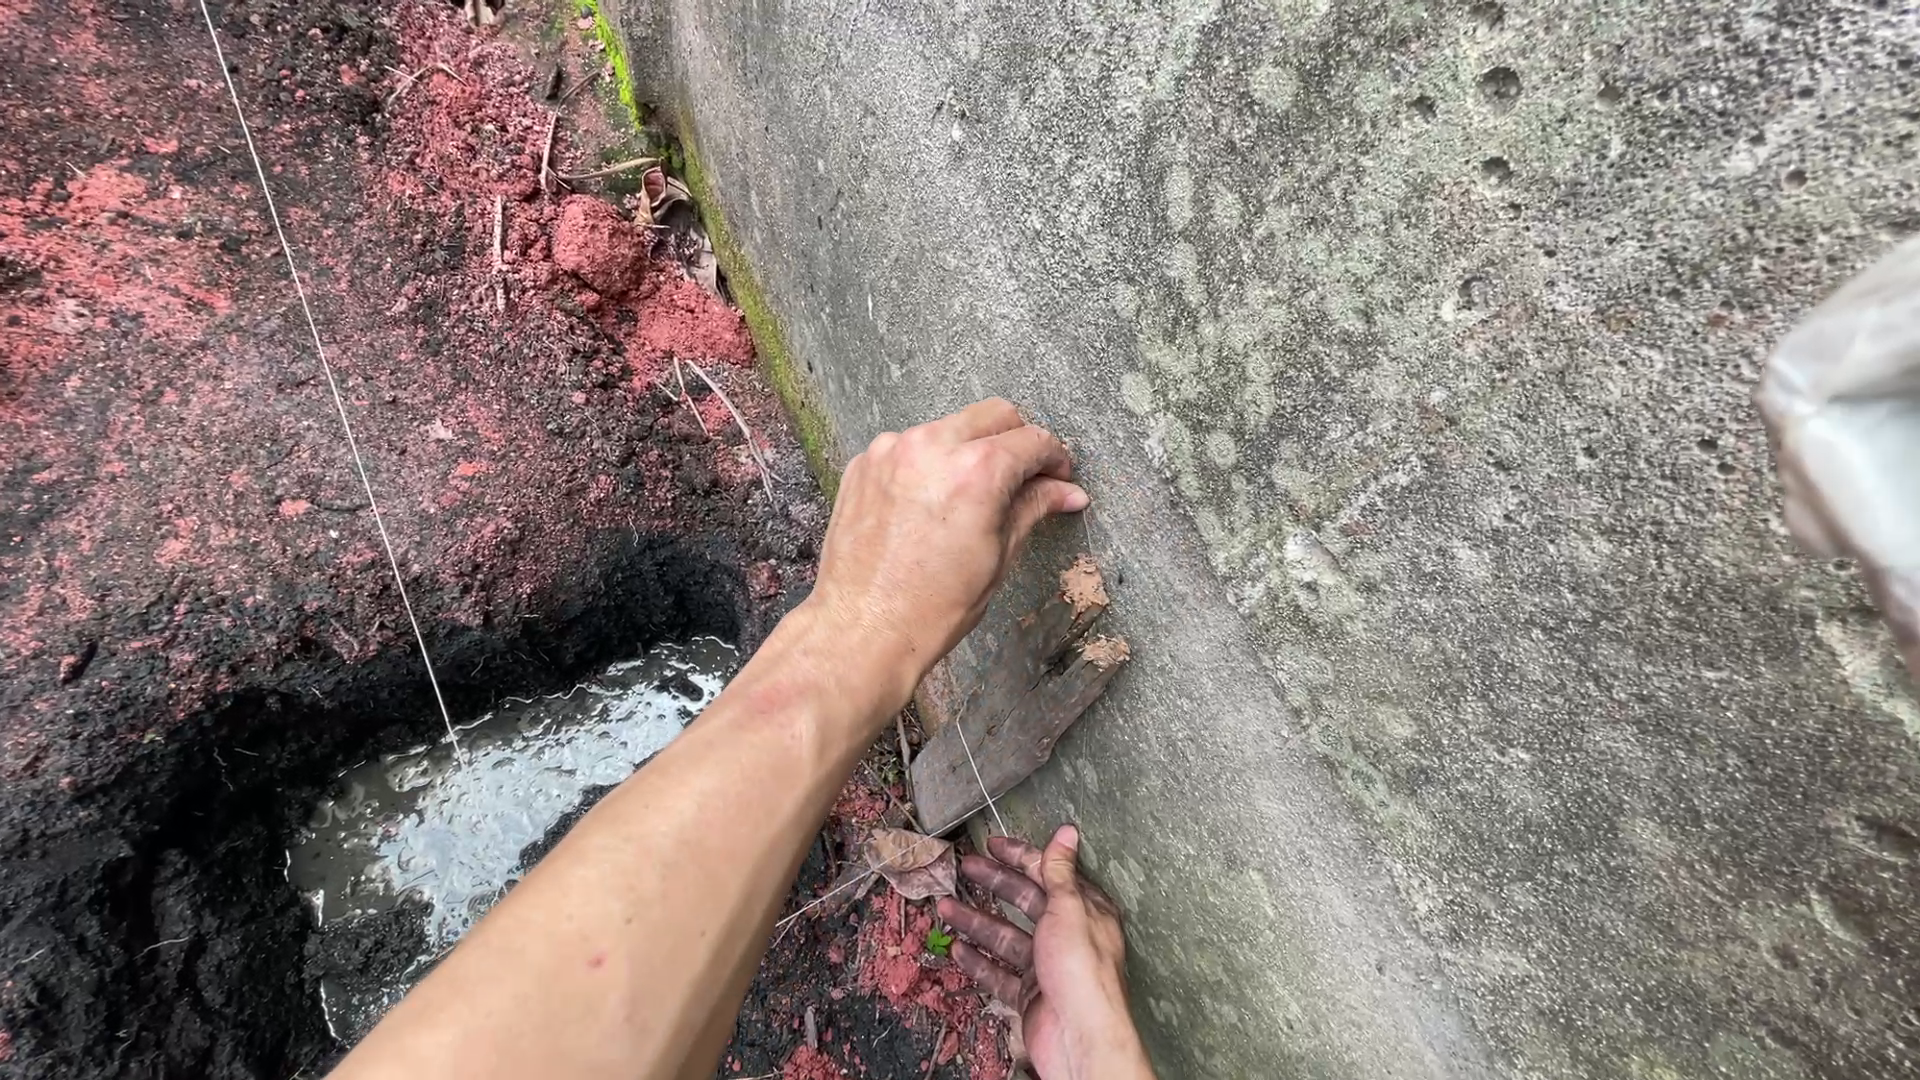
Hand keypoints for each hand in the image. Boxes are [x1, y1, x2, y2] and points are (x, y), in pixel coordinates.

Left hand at [807, 399, 1087, 685]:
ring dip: (971, 448)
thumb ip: (1032, 508)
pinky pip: (911, 446)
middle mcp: (930, 447)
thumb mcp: (998, 557)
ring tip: (973, 495)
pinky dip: (931, 462)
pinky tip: (932, 502)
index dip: (1055, 459)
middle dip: (1017, 440)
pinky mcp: (864, 464)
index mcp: (974, 471)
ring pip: (949, 427)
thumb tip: (1067, 492)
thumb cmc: (932, 606)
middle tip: (1025, 478)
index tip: (1059, 476)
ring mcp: (891, 451)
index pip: (1032, 441)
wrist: (863, 630)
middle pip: (993, 416)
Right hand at [937, 827, 1155, 1079]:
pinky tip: (959, 948)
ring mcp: (1046, 964)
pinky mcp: (1031, 993)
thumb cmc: (1082, 971)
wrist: (1080, 1039)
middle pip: (1023, 899)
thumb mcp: (1068, 907)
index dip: (1019, 855)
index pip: (1046, 871)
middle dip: (993, 882)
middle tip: (966, 867)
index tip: (993, 844)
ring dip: (975, 920)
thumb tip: (1068, 832)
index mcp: (1082, 907)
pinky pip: (999, 972)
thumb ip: (1060, 869)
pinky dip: (978, 960)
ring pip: (1005, 935)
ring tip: (946, 906)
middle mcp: (1066, 932)